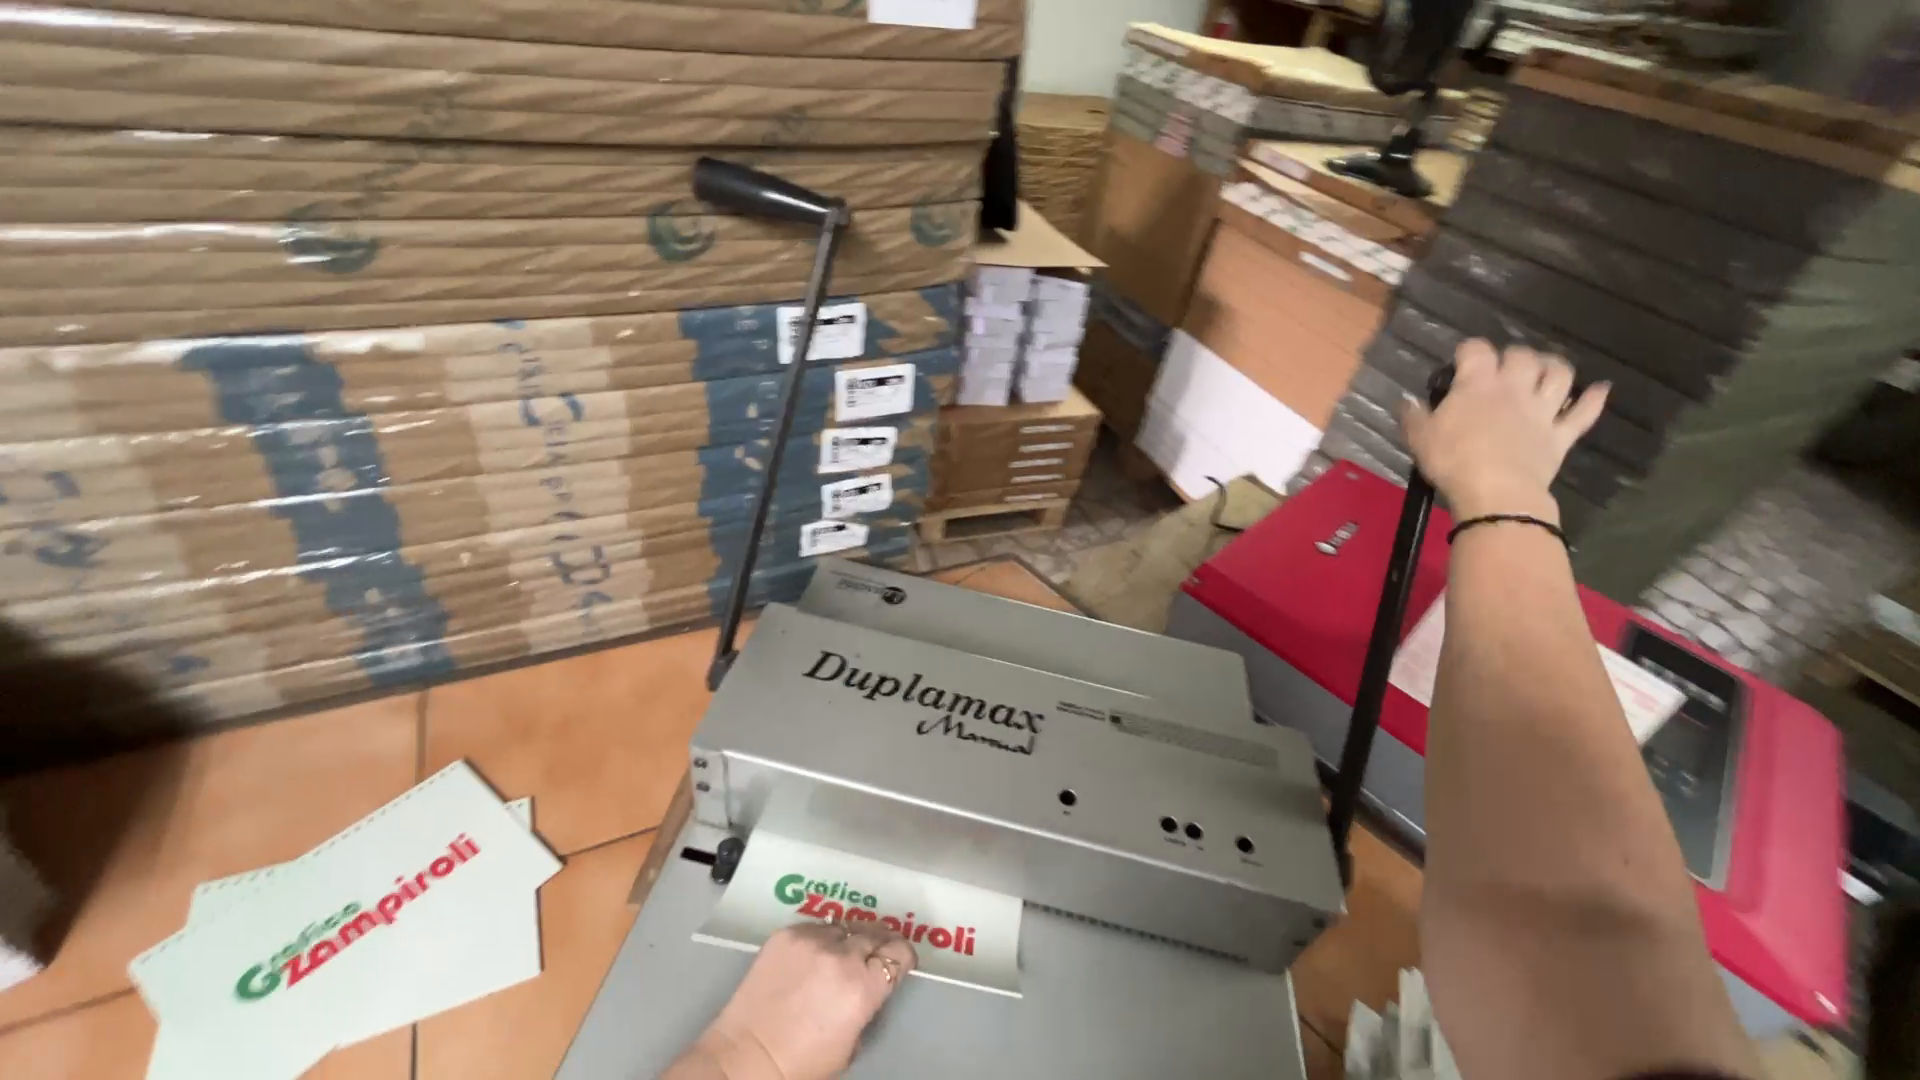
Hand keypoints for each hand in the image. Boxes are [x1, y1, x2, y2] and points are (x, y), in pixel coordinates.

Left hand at [686, 920, 917, 1079]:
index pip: (899, 952)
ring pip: (845, 926)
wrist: (747, 1056)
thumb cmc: (803, 1062)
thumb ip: (868, 1005)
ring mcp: (812, 941)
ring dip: (849, 938)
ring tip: (841, 952)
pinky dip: (820, 938)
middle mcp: (842, 956)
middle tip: (874, 954)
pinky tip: (813, 956)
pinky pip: (816, 927)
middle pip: (875, 933)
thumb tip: (872, 982)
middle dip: (879, 943)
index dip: (902, 956)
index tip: (899, 961)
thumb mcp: (852, 1042)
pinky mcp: (786, 934)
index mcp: (863, 988)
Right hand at [1400, 340, 1608, 522]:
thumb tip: (1405, 400)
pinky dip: (1594, 399)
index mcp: (1477, 385)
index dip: (1468, 350)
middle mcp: (1514, 389)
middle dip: (1513, 355)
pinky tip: (1601, 388)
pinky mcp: (1561, 434)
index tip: (1460, 359)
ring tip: (1545, 369)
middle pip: (1522, 357)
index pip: (1476, 351)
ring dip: (1555, 367)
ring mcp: (1542, 411)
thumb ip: (1412, 416)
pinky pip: (1584, 413)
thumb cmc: (1452, 461)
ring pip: (1559, 375)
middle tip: (1504, 365)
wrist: (1495, 492)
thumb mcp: (1418, 438)